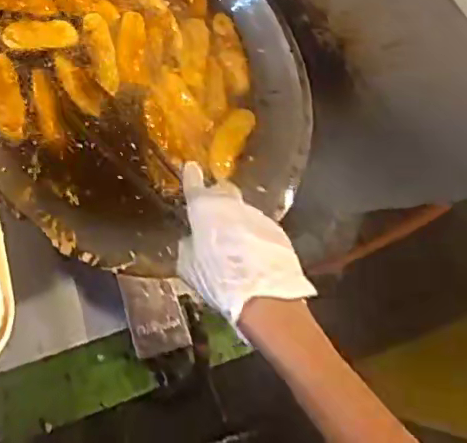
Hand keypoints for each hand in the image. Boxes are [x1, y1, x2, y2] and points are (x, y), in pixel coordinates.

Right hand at [177, 161, 314, 320]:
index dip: (191, 175)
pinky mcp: (278, 232)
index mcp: (203, 206)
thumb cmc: (218, 278)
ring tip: (236, 247)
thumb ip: (188, 245)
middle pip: (223, 191)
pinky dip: (255, 238)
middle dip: (218, 198)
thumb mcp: (188, 265)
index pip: (193, 181)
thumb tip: (192, 241)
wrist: (266, 299)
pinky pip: (261, 229)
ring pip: (243, 212)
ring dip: (238, 223)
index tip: (191, 167)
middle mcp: (230, 203)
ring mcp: (256, 215)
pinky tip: (255, 258)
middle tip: (214, 216)